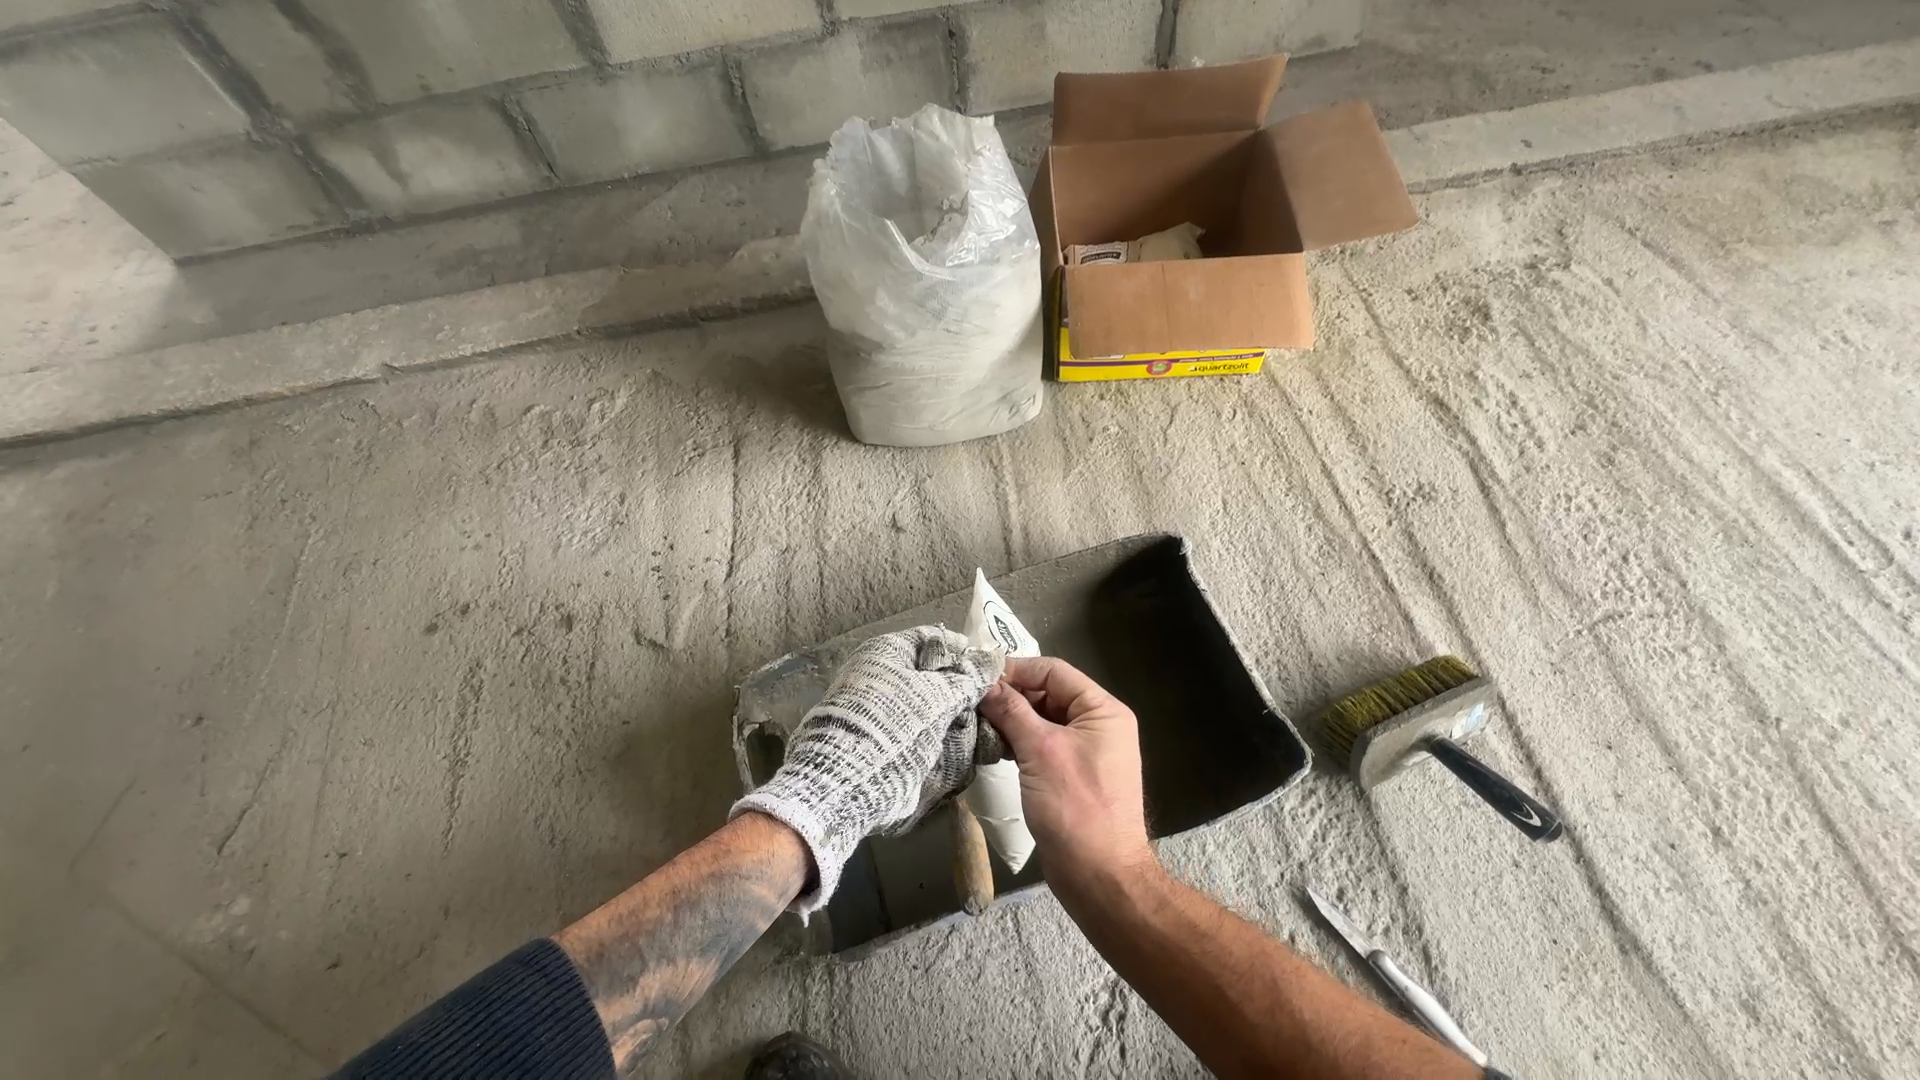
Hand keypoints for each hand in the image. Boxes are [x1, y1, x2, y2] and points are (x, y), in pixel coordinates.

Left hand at [733, 626, 1001, 912]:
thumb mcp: (937, 696)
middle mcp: (879, 673)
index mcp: (886, 651)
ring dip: (952, 713)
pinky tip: (963, 742)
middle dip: (960, 686)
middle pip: (930, 672)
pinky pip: (917, 726)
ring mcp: (878, 706)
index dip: (963, 651)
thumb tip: (992, 658)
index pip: (933, 639)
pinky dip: (938, 732)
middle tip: (992, 699)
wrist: (849, 780)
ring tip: (984, 723)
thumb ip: (968, 677)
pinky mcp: (881, 736)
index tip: (992, 668)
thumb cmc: (893, 725)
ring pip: (926, 702)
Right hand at [978, 657, 1153, 894]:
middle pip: (1048, 693)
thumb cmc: (1075, 807)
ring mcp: (1086, 751)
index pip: (1054, 671)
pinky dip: (1018, 742)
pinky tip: (992, 747)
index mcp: (1102, 710)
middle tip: (972, 702)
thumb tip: (984, 683)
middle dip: (1010, 696)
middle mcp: (1098, 725)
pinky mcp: (1071, 775)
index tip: (978, 678)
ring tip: (977, 725)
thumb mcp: (1040, 751)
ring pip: (1042, 720)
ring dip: (1010, 720)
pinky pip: (1042, 745)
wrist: (1099, 875)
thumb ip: (1011, 711)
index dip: (1016, 670)